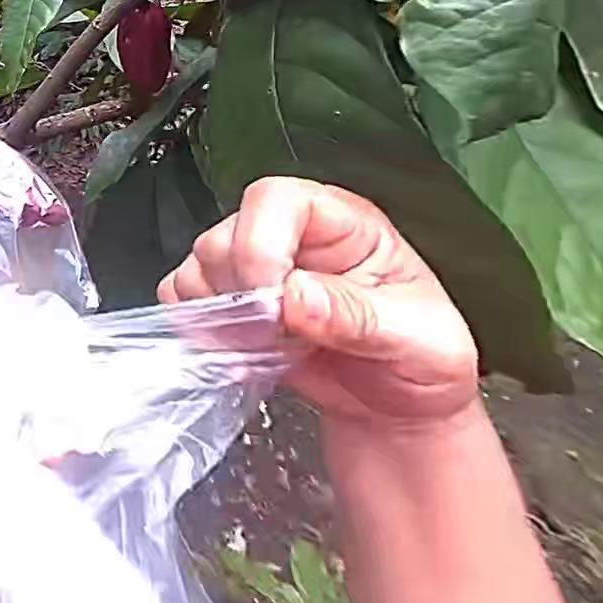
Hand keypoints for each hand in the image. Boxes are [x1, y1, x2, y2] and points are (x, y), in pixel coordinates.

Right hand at [157, 176, 478, 427]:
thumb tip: (295, 296)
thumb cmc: (418, 363)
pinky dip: (201, 324)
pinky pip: (178, 293)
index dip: (263, 243)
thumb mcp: (423, 344)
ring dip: (225, 313)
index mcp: (337, 222)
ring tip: (272, 344)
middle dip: (243, 292)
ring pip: (197, 266)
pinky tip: (243, 345)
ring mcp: (241, 258)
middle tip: (280, 333)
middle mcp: (282, 230)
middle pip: (225, 236)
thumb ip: (361, 316)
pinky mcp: (213, 289)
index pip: (274, 198)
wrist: (392, 404)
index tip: (274, 296)